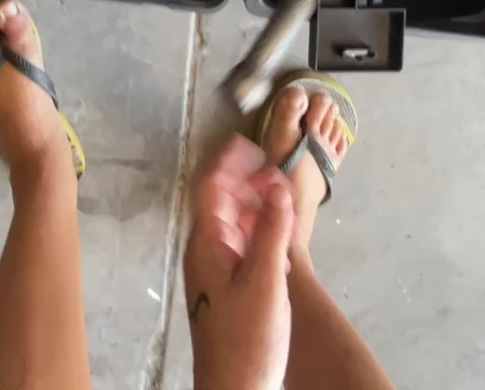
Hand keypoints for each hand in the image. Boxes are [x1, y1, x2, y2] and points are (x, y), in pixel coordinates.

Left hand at [183, 136, 296, 389]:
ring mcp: (214, 267)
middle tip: (273, 168)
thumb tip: (276, 186)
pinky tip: (275, 228)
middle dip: (243, 178)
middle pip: (219, 199)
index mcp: (207, 242)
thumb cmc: (248, 340)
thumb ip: (271, 232)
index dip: (229, 161)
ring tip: (278, 191)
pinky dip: (255, 227)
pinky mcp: (226, 284)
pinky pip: (238, 241)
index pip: (211, 186)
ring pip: (230, 220)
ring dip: (251, 201)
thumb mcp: (266, 283)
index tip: (253, 145)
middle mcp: (206, 248)